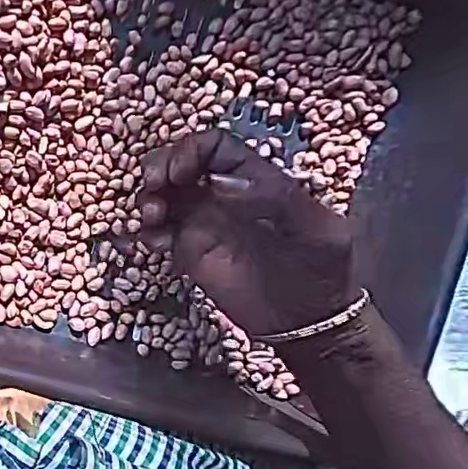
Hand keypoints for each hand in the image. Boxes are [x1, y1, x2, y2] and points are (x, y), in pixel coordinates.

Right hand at [136, 130, 360, 337]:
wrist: (305, 323)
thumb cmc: (319, 270)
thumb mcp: (316, 229)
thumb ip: (275, 199)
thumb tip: (221, 184)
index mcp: (253, 178)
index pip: (213, 146)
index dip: (189, 150)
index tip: (177, 172)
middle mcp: (222, 194)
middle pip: (179, 162)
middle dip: (159, 167)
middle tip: (152, 185)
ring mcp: (203, 222)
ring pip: (163, 194)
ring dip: (148, 198)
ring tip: (152, 218)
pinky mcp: (189, 251)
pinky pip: (158, 231)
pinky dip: (148, 231)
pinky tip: (157, 243)